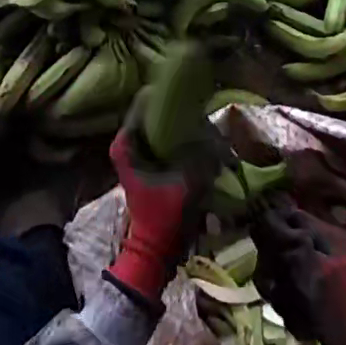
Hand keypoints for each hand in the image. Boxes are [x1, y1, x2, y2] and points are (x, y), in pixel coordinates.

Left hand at [103, 110, 206, 307]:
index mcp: (125, 144)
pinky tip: (204, 146)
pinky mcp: (149, 167)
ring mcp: (137, 156)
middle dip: (180, 115)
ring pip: (162, 130)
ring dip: (184, 131)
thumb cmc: (163, 217)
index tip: (189, 94)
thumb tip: (219, 136)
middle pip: (154, 115)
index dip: (166, 96)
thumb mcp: (186, 185)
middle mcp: (127, 145)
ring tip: (208, 130)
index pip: (142, 104)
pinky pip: (166, 144)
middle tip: (205, 114)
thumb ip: (202, 157)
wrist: (155, 250)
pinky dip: (183, 144)